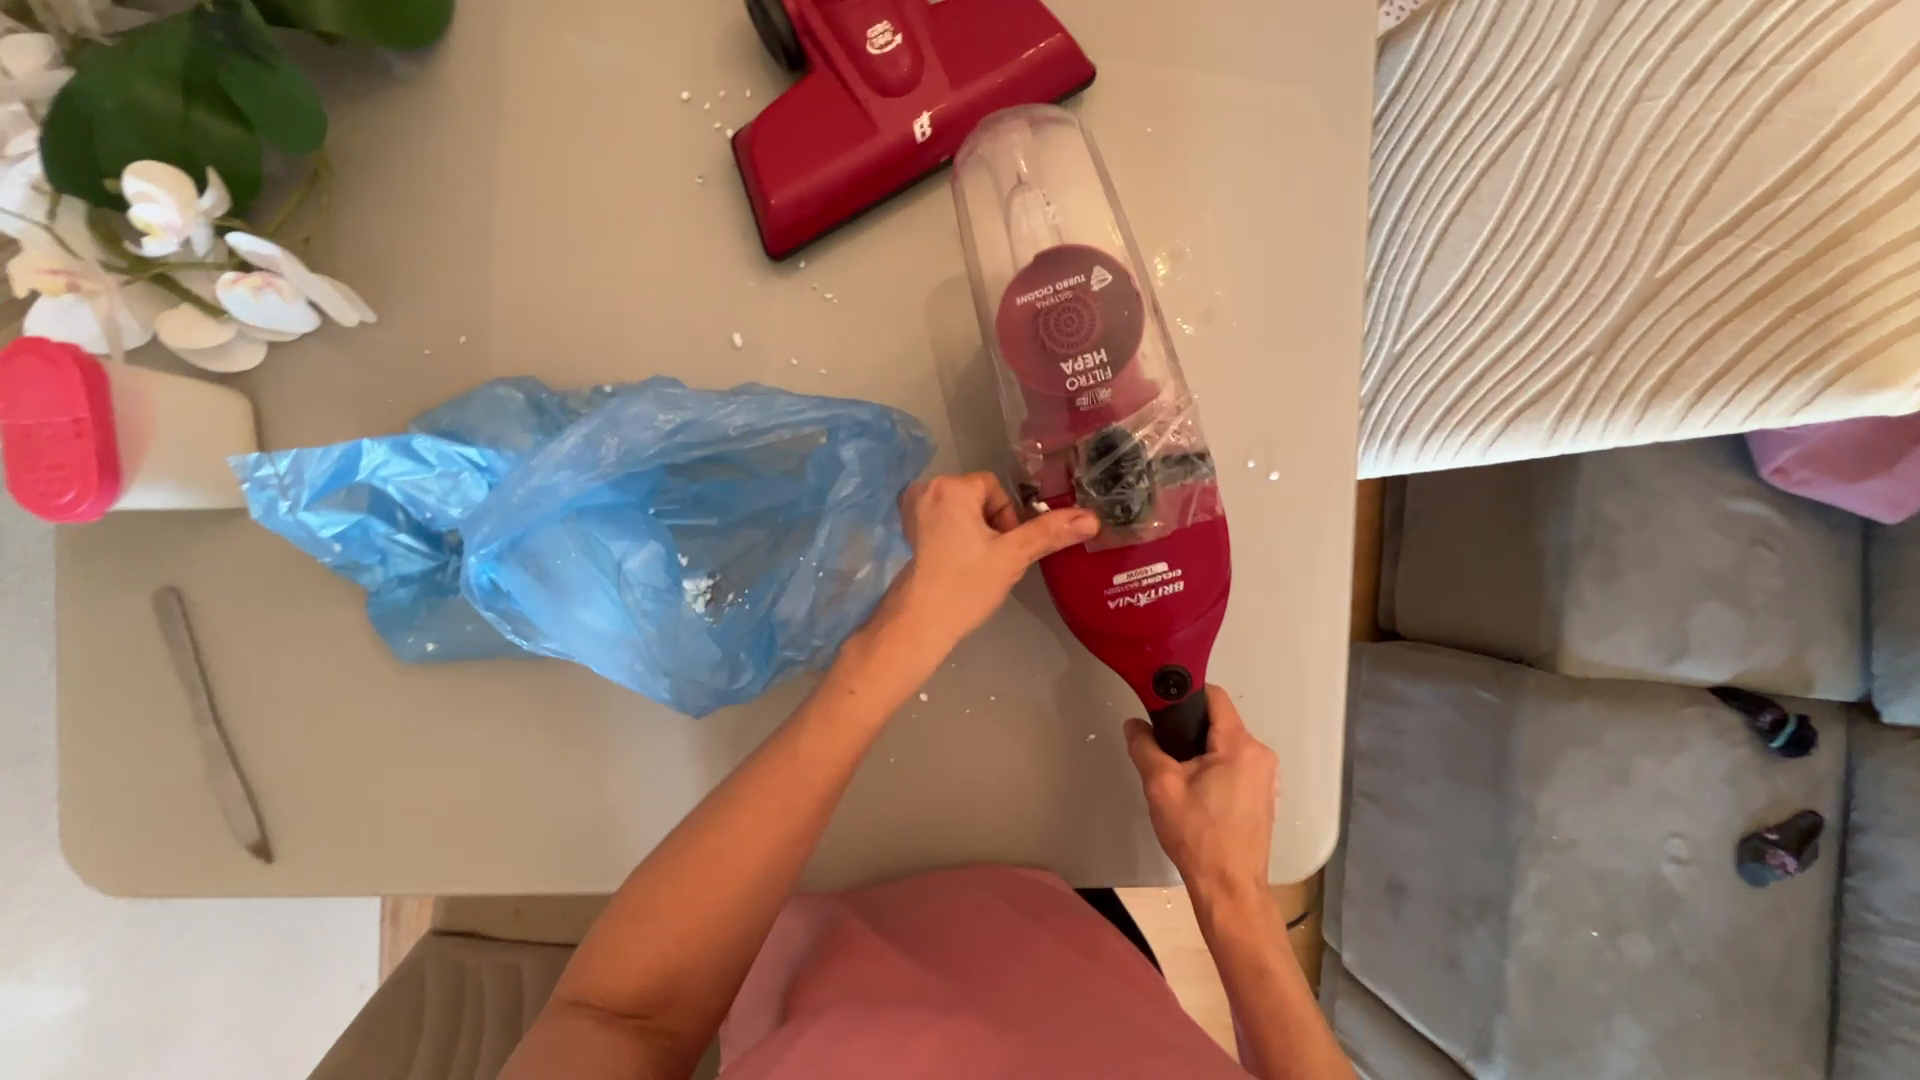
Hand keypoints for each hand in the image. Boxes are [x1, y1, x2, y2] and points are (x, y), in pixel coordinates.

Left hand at [873, 473, 1098, 654]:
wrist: (919, 624)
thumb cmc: (965, 586)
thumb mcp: (1013, 556)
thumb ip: (1050, 532)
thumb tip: (1092, 518)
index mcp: (950, 487)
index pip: (994, 488)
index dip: (1006, 517)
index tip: (1002, 547)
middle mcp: (926, 491)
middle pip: (977, 498)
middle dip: (990, 525)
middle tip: (989, 558)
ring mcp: (912, 512)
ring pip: (962, 512)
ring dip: (975, 533)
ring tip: (973, 564)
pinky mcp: (907, 533)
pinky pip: (943, 523)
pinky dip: (955, 539)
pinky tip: (956, 566)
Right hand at [1124, 686, 1278, 899]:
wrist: (1228, 887)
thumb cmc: (1197, 833)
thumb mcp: (1161, 785)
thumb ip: (1145, 746)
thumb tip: (1134, 725)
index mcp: (1240, 745)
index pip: (1214, 696)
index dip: (1185, 694)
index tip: (1161, 706)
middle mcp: (1261, 755)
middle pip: (1220, 723)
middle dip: (1189, 730)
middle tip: (1163, 750)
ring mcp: (1267, 778)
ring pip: (1226, 747)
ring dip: (1201, 753)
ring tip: (1177, 776)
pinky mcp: (1264, 797)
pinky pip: (1236, 768)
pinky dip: (1215, 771)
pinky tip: (1197, 795)